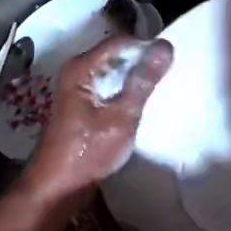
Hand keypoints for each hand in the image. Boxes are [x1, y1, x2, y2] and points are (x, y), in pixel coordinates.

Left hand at [21, 36, 174, 201]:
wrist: (58, 187)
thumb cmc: (87, 152)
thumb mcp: (121, 118)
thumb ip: (142, 82)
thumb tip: (164, 46)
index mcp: (80, 67)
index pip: (119, 42)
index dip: (145, 46)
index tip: (172, 56)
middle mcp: (76, 71)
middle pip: (115, 55)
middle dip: (142, 61)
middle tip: (171, 72)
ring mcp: (78, 88)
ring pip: (113, 72)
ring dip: (135, 77)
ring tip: (162, 86)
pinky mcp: (83, 104)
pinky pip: (109, 87)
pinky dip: (126, 91)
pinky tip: (144, 102)